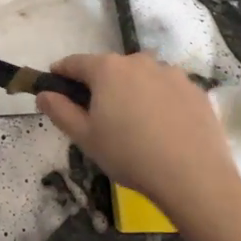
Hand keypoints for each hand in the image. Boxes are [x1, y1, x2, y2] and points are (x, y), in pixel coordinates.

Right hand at [36, 53, 240, 227]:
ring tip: (136, 126)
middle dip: (100, 86)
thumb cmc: (130, 155)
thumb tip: (43, 94)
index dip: (61, 74)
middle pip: (110, 69)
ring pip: (142, 78)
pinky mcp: (197, 91)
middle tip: (99, 117)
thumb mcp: (85, 138)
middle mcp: (139, 62)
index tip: (55, 87)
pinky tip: (164, 131)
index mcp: (108, 69)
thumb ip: (59, 111)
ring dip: (132, 93)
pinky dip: (160, 103)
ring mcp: (172, 74)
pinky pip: (168, 91)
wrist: (195, 179)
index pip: (75, 63)